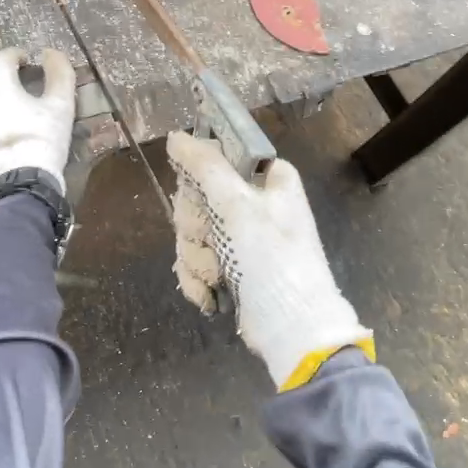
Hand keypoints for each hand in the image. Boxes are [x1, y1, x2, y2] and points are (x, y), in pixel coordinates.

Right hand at [166, 131, 370, 390]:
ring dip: (197, 257)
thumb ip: (204, 165)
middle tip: (211, 239)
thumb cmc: (271, 260)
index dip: (202, 174)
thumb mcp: (237, 205)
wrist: (293, 331)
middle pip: (197, 195)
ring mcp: (242, 237)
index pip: (220, 157)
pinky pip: (196, 258)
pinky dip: (198, 277)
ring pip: (192, 230)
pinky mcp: (231, 267)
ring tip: (216, 276)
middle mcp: (256, 203)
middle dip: (195, 226)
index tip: (198, 191)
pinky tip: (210, 294)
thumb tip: (175, 136)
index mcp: (269, 179)